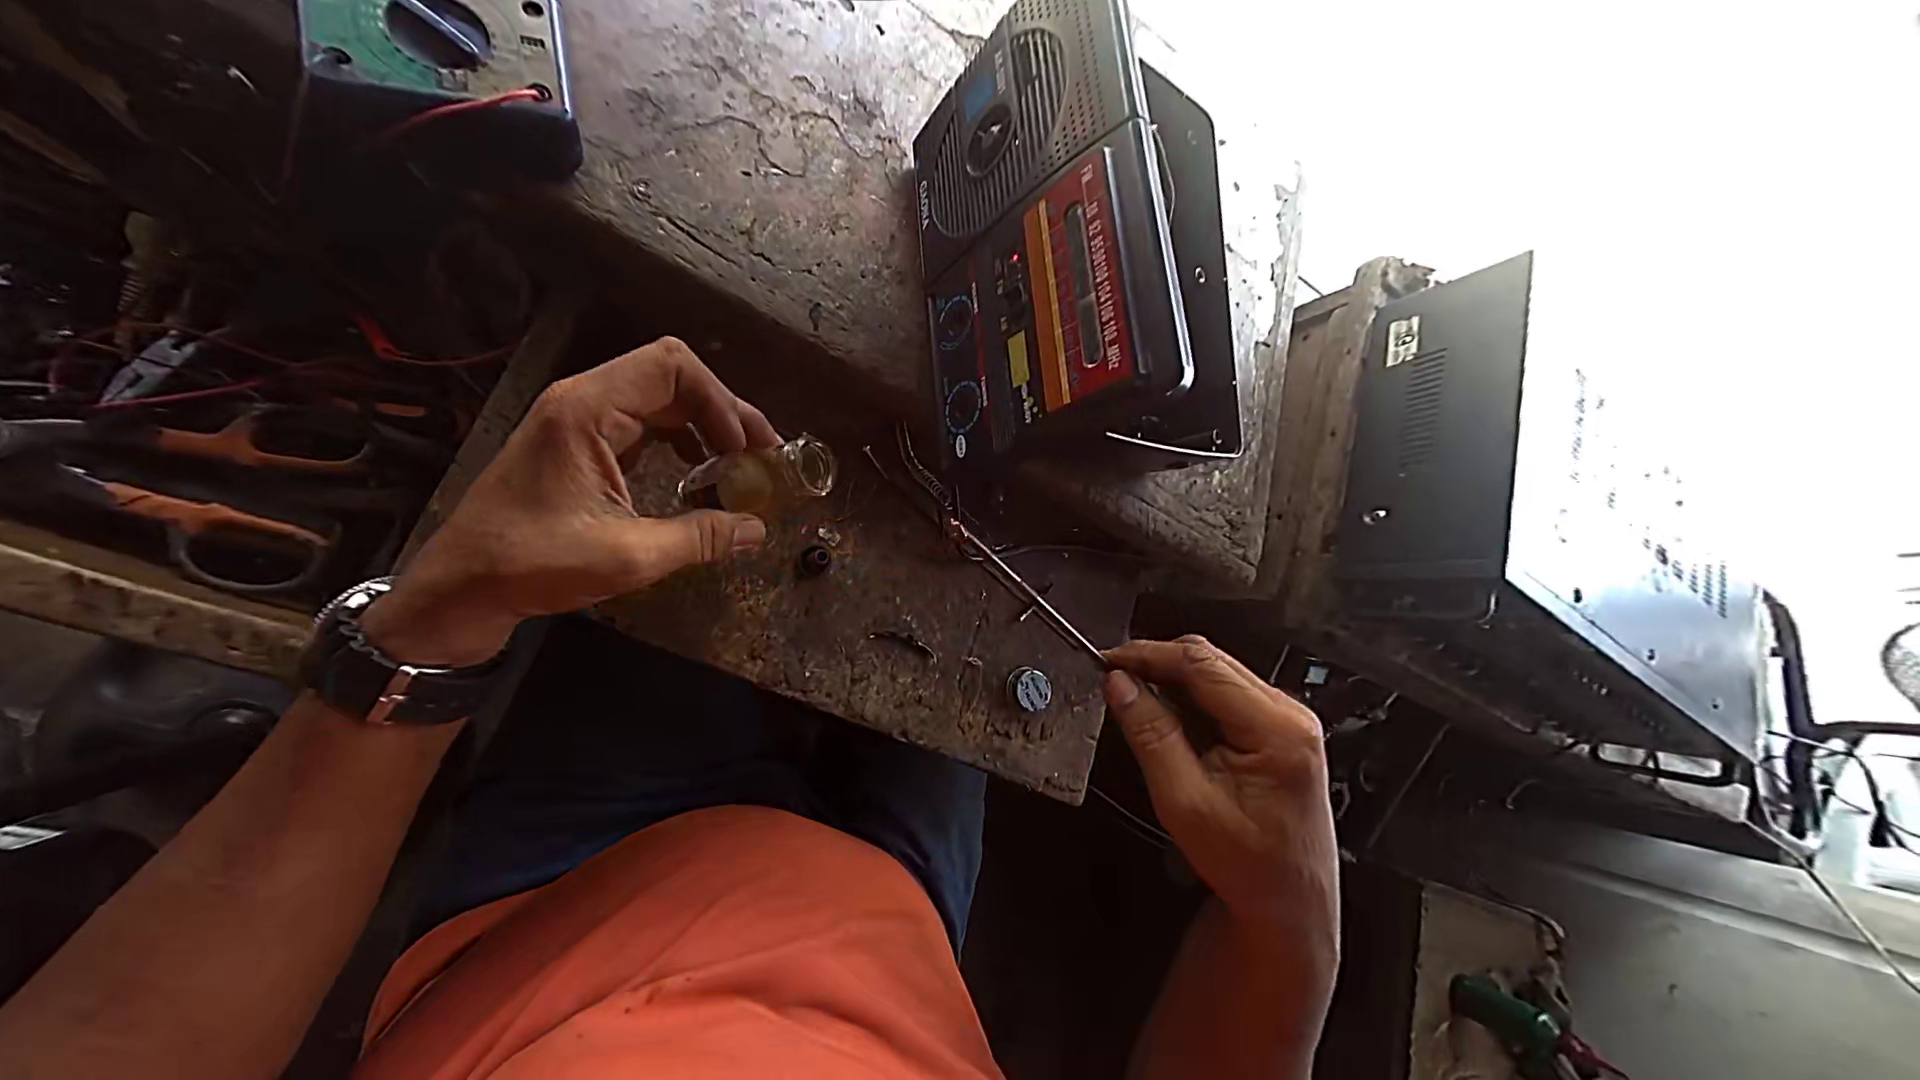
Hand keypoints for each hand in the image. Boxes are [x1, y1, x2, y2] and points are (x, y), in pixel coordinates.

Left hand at [360, 337, 779, 665]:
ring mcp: (580, 421)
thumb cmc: (531, 565)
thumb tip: (756, 531)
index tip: (744, 451)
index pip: (673, 367)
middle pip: (674, 377)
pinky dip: (683, 438)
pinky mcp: (581, 444)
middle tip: (762, 455)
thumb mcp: (627, 557)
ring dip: (708, 424)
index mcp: (587, 411)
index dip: (722, 402)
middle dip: (726, 412)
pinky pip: (646, 422)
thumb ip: (700, 538)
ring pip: (663, 398)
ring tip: (741, 462)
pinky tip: (701, 469)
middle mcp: (583, 401)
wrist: (459, 589)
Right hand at [1102, 637, 1338, 947]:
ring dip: (1168, 678)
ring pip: (1213, 671)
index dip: (1148, 655)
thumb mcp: (1185, 802)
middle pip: (1208, 660)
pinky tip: (1162, 712)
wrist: (1289, 905)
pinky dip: (1185, 695)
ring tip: (1132, 696)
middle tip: (1113, 677)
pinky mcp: (1274, 728)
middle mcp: (1289, 715)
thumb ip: (1150, 735)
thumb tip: (1121, 685)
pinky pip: (1221, 691)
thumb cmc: (1251, 868)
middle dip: (1155, 662)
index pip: (1201, 663)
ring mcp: (1285, 719)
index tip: (1110, 661)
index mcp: (1276, 729)